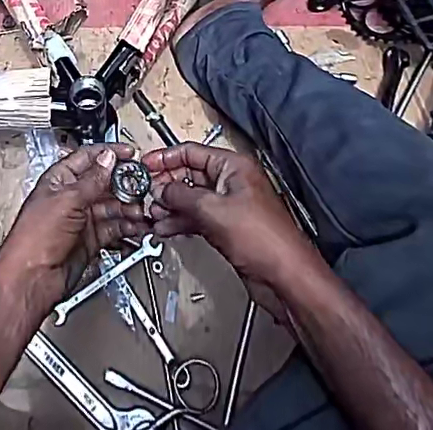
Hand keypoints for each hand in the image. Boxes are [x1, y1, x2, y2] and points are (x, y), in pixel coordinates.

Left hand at [0, 144, 147, 300]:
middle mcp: (72, 197)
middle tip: (142, 187)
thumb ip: (92, 180)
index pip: (89, 158)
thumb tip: (107, 159)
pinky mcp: (90, 240)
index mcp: (60, 179)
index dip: (109, 154)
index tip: (129, 154)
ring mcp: (81, 219)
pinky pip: (113, 228)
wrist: (31, 279)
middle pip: (104, 183)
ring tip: (142, 211)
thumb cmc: (34, 237)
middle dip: (124, 184)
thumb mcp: (67, 200)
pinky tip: (136, 227)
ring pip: (112, 206)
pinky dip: (126, 227)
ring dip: (128, 207)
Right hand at [138, 143, 315, 294]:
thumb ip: (182, 196)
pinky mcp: (227, 228)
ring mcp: (229, 206)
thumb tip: (162, 189)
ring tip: (152, 213)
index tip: (146, 164)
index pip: (191, 152)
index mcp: (233, 166)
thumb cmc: (265, 240)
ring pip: (191, 198)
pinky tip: (166, 227)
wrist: (286, 279)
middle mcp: (231, 182)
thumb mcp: (214, 210)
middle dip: (166, 185)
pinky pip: (197, 218)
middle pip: (189, 175)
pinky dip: (180, 221)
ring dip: (170, 206)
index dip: (166, 157)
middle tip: (146, 193)